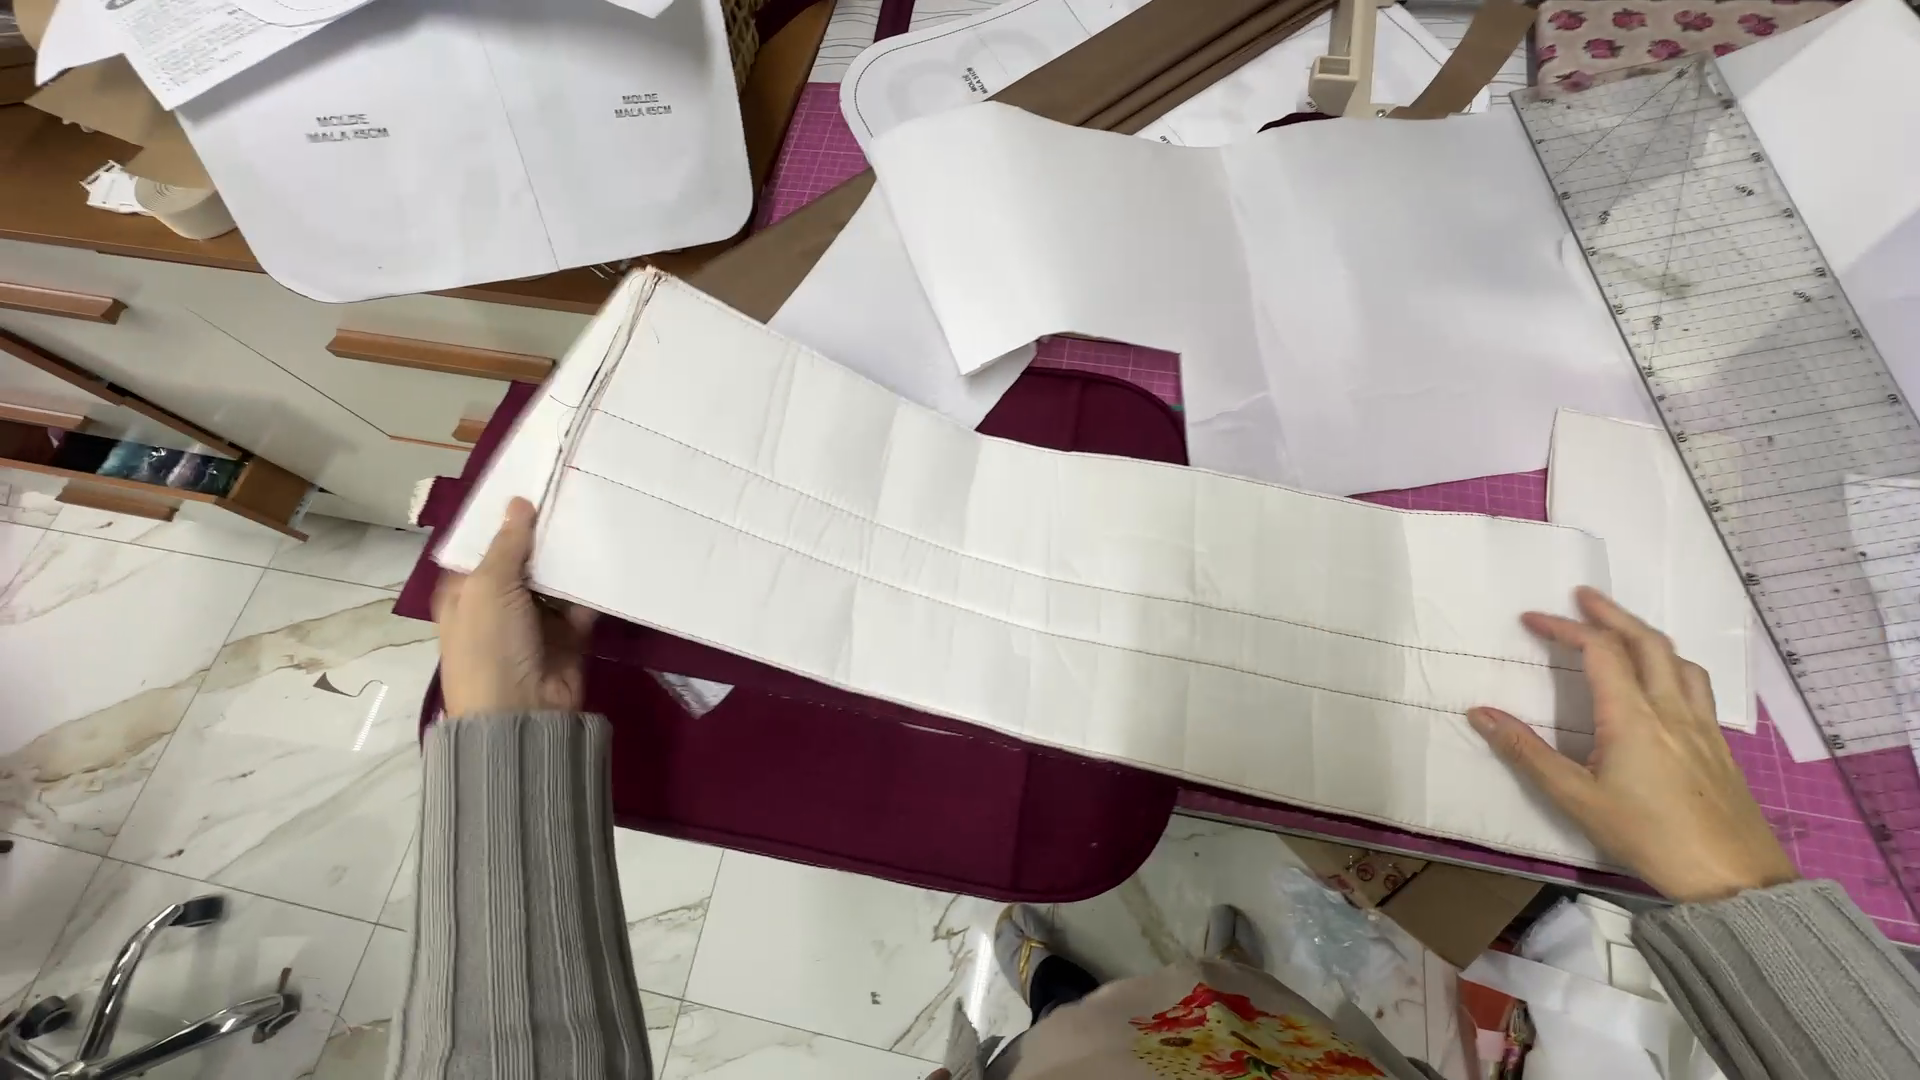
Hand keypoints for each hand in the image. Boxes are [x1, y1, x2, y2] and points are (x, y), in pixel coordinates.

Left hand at [433, 497, 595, 716]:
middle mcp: (499, 602)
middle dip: (545, 534)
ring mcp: (536, 619)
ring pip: (557, 578)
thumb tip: (519, 502)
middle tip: (574, 496)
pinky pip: (584, 603)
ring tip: (597, 519)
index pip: (482, 546)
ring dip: (572, 558)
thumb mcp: (488, 588)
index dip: (503, 520)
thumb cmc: (489, 645)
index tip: (532, 487)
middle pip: (524, 559)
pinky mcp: (569, 634)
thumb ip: (507, 545)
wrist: (521, 709)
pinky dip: (594, 588)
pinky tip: (610, 559)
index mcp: (466, 591)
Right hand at [1468, 587, 1796, 903]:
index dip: (1564, 627)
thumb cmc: (1646, 835)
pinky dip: (1670, 664)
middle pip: (1648, 643)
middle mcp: (1671, 711)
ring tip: (1620, 631)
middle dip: (1612, 614)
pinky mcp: (1718, 747)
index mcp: (1633, 717)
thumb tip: (1479, 712)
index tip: (1530, 619)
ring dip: (1646, 636)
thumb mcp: (1573, 796)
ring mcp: (1701, 727)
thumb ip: (1524, 751)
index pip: (1600, 651)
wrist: (1734, 881)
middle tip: (1582, 596)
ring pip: (1680, 662)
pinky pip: (1695, 686)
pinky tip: (1659, 681)